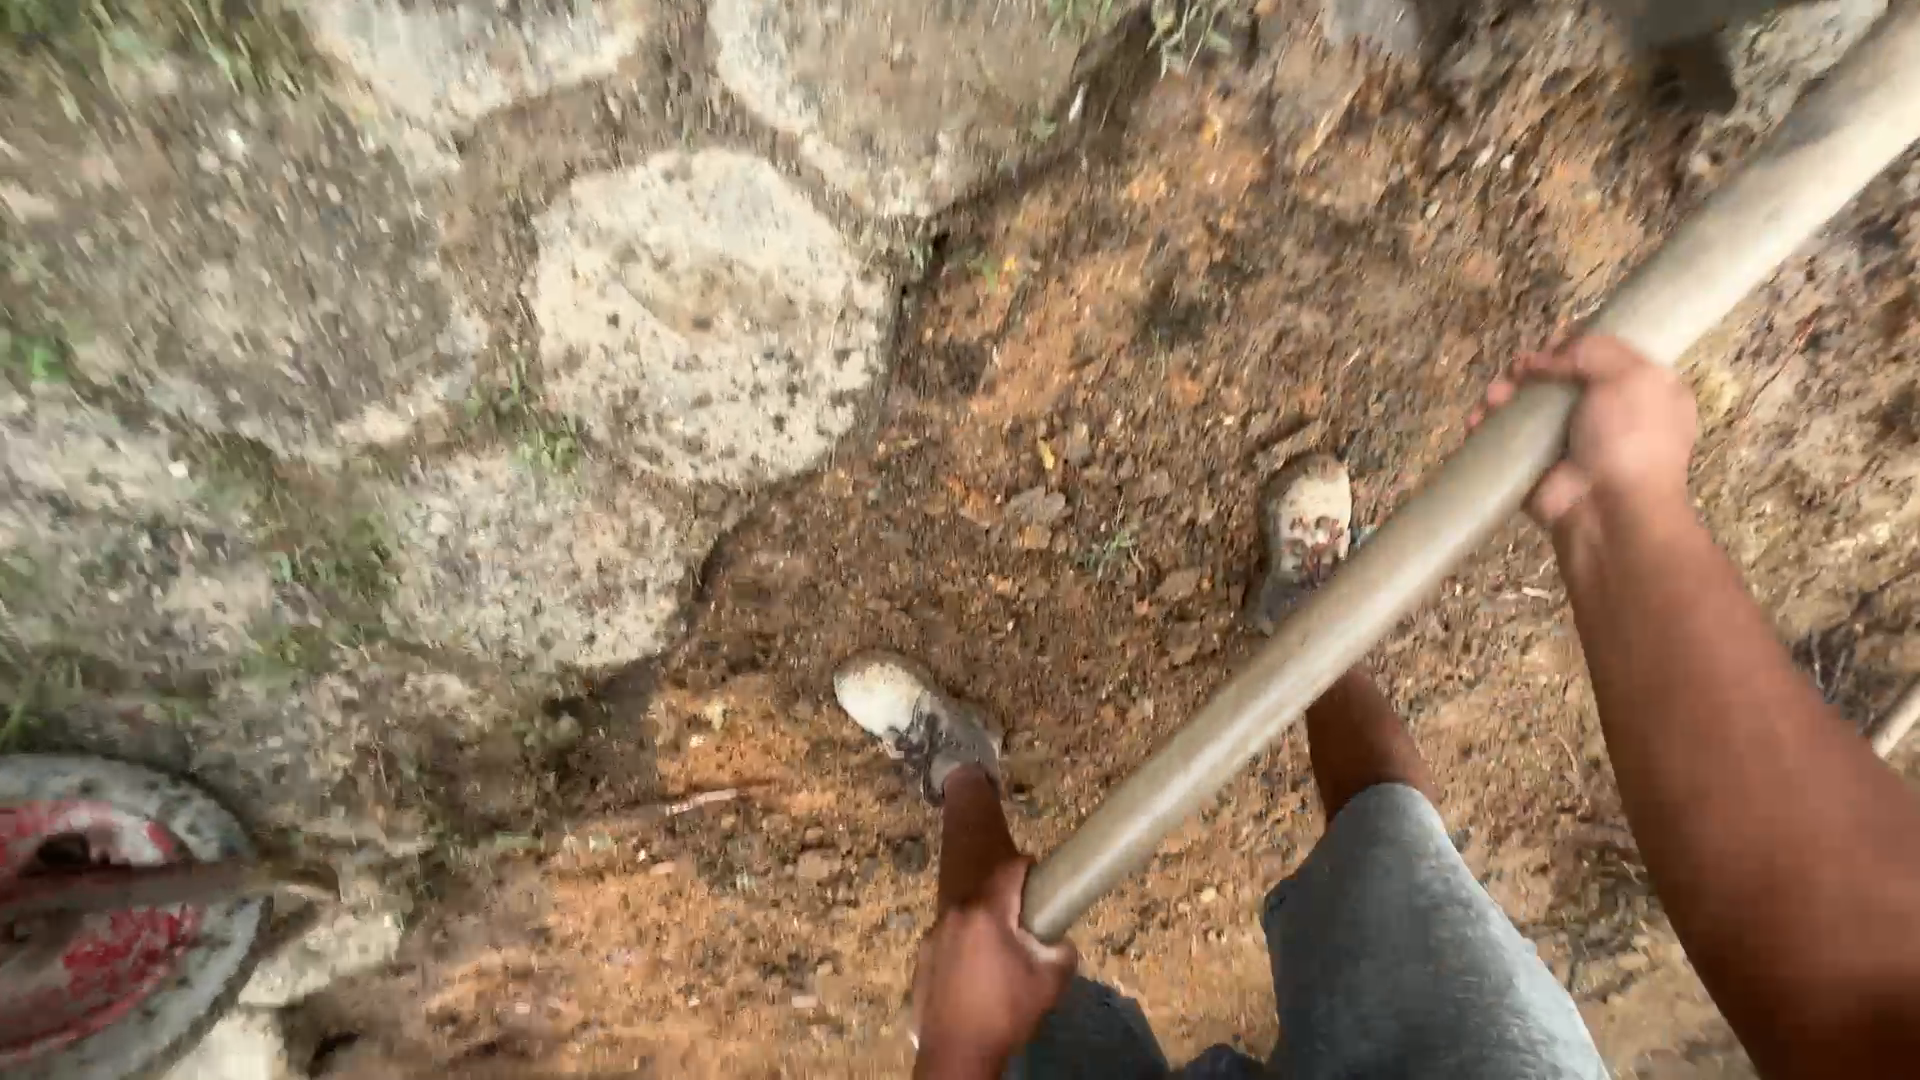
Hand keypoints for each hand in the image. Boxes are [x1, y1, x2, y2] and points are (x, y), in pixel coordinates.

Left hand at [912, 859, 1076, 1077]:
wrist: (957, 1055)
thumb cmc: (1005, 1013)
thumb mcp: (1049, 983)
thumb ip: (1063, 952)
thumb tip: (1060, 940)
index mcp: (986, 912)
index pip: (1009, 869)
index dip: (1027, 867)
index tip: (1040, 878)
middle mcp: (956, 913)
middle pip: (986, 891)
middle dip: (1007, 899)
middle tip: (1025, 922)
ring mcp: (934, 933)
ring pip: (966, 913)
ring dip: (983, 921)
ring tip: (998, 951)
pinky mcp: (921, 955)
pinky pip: (949, 935)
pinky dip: (964, 942)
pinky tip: (973, 971)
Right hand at [1478, 335, 1697, 531]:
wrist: (1607, 507)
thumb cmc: (1631, 439)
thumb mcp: (1632, 377)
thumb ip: (1593, 351)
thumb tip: (1544, 356)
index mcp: (1638, 391)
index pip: (1599, 357)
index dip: (1570, 346)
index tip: (1550, 347)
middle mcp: (1600, 413)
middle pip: (1553, 380)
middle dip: (1527, 372)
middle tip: (1514, 373)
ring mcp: (1562, 441)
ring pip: (1522, 407)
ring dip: (1501, 397)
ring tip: (1492, 399)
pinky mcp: (1530, 464)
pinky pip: (1500, 440)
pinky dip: (1484, 428)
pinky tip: (1476, 423)